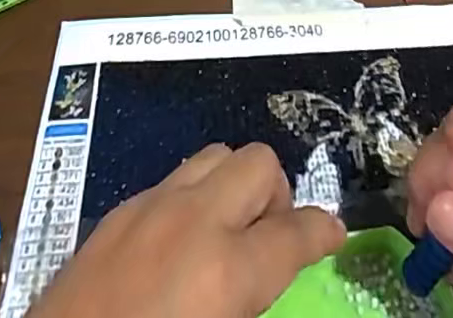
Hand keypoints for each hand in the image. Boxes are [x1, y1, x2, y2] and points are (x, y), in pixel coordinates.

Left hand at [28, 143, 345, 317]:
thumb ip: (254, 296)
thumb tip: (269, 274)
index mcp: (225, 269)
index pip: (296, 232)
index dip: (323, 231)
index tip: (333, 234)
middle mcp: (193, 220)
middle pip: (257, 163)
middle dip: (277, 195)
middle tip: (270, 240)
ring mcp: (151, 205)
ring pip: (216, 155)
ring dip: (234, 186)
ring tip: (228, 233)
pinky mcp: (120, 209)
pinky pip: (176, 178)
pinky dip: (195, 196)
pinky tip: (181, 241)